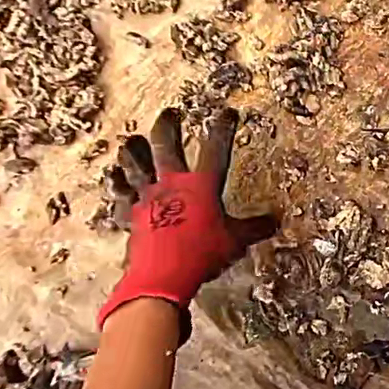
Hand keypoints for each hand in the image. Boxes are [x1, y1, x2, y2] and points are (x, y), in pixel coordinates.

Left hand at [101, 107, 276, 341]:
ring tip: (132, 140)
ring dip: (133, 151)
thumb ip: (253, 228)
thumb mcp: (235, 241)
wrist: (163, 275)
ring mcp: (148, 197)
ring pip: (135, 165)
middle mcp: (172, 183)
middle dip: (168, 126)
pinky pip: (120, 196)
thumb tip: (275, 221)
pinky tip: (113, 177)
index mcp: (201, 185)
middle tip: (170, 113)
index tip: (227, 113)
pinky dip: (116, 186)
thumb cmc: (203, 253)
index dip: (223, 129)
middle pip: (165, 145)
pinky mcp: (131, 215)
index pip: (215, 149)